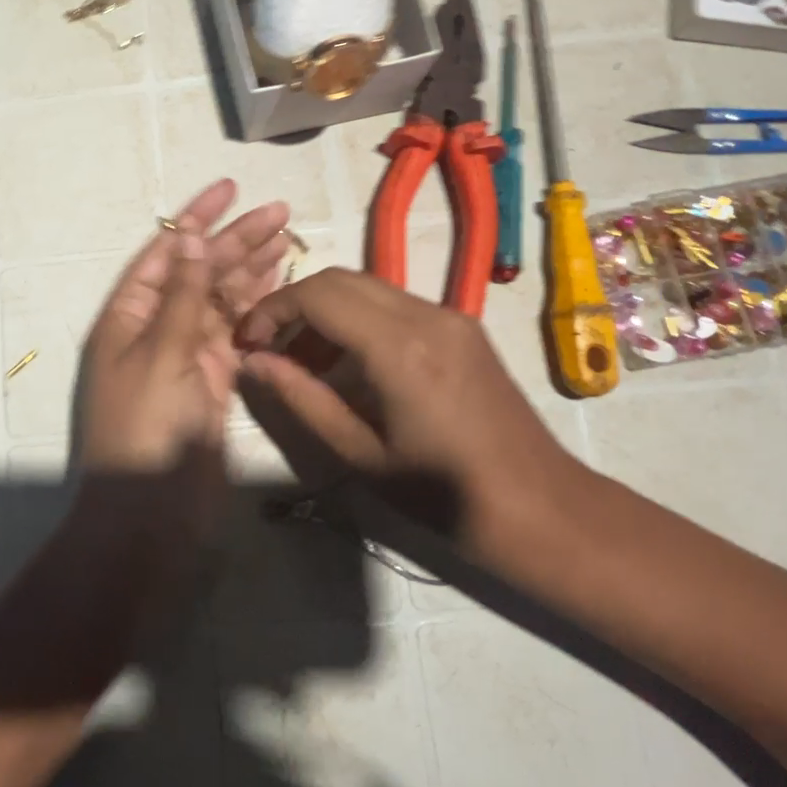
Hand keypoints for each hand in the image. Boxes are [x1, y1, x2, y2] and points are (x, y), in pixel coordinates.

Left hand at [71, 180, 288, 539]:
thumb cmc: (146, 426)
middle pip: (197, 273)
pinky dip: (258, 311)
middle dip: (235, 241)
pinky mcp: (213, 383)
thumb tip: (186, 236)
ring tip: (288, 239)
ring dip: (251, 271)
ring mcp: (186, 357)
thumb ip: (182, 296)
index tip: (230, 188)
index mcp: (128, 317)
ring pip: (222, 302)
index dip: (195, 218)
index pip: (163, 253)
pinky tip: (282, 287)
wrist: (151, 512)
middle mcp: (156, 330)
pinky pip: (237, 336)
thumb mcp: (162, 353)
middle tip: (281, 213)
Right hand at [234, 268, 572, 543]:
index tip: (247, 342)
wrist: (538, 506)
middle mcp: (426, 315)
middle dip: (294, 306)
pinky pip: (395, 305)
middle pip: (340, 280)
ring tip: (302, 363)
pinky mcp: (463, 329)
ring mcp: (450, 317)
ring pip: (367, 288)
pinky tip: (347, 365)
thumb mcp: (360, 453)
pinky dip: (358, 320)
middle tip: (268, 350)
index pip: (318, 295)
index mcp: (399, 347)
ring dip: (325, 312)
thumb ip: (302, 399)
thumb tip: (253, 363)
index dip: (272, 310)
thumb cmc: (441, 494)